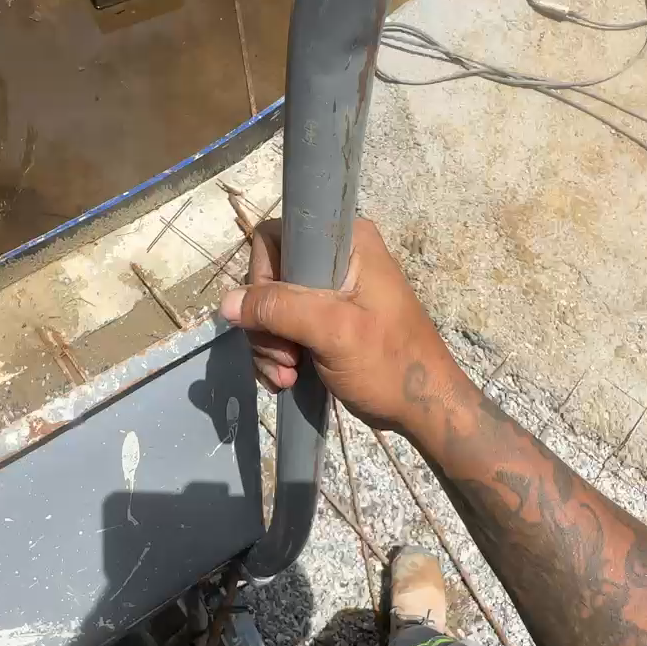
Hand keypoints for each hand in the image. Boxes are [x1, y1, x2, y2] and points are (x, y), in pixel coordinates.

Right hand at [218, 219, 467, 434]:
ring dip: (269, 347)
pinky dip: (276, 355)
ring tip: (288, 377)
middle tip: (286, 361)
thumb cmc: (389, 364)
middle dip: (266, 325)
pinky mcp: (324, 320)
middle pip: (268, 279)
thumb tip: (226, 303)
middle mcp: (335, 258)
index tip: (276, 318)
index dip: (264, 278)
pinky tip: (286, 380)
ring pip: (270, 309)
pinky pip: (281, 329)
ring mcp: (328, 291)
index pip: (276, 238)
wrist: (420, 407)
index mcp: (346, 242)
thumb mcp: (333, 332)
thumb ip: (280, 310)